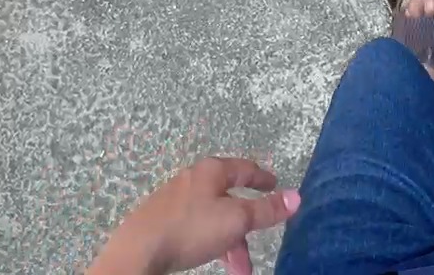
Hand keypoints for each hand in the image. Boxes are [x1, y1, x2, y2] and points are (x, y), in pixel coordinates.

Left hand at [86, 158, 300, 274]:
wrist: (136, 253)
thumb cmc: (191, 228)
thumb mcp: (236, 221)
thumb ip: (266, 210)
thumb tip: (296, 196)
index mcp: (212, 171)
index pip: (244, 168)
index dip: (261, 178)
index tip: (274, 184)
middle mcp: (193, 178)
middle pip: (228, 199)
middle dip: (244, 229)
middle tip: (251, 256)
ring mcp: (173, 199)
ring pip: (211, 217)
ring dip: (227, 243)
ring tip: (235, 270)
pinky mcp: (159, 220)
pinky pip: (194, 227)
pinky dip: (208, 242)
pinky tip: (207, 257)